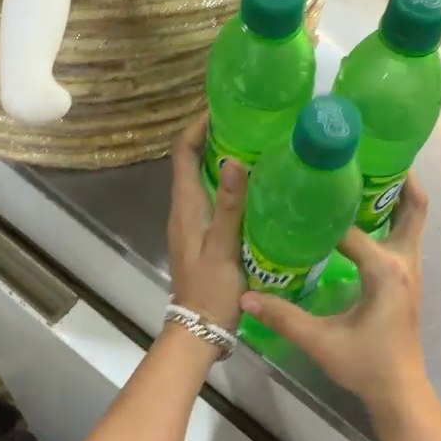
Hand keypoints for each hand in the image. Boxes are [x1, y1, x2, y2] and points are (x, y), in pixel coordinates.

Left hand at [166, 115, 248, 330]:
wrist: (201, 331)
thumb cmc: (212, 290)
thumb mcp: (223, 246)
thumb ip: (228, 204)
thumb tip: (232, 159)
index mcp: (184, 207)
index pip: (182, 152)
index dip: (197, 126)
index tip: (224, 110)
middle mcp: (183, 211)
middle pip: (192, 162)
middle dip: (216, 140)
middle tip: (252, 126)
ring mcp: (192, 226)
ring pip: (203, 182)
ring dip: (224, 163)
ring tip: (258, 150)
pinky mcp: (203, 239)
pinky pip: (213, 202)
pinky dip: (229, 188)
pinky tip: (255, 191)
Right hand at [240, 176, 430, 415]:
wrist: (399, 391)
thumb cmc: (365, 365)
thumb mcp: (320, 341)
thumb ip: (282, 317)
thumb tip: (245, 297)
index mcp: (384, 269)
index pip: (352, 225)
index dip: (328, 204)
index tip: (305, 182)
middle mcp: (404, 262)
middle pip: (412, 204)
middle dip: (393, 177)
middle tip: (361, 156)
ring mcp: (411, 272)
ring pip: (412, 219)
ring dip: (393, 197)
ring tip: (360, 178)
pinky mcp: (408, 283)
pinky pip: (404, 238)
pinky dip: (390, 221)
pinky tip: (361, 222)